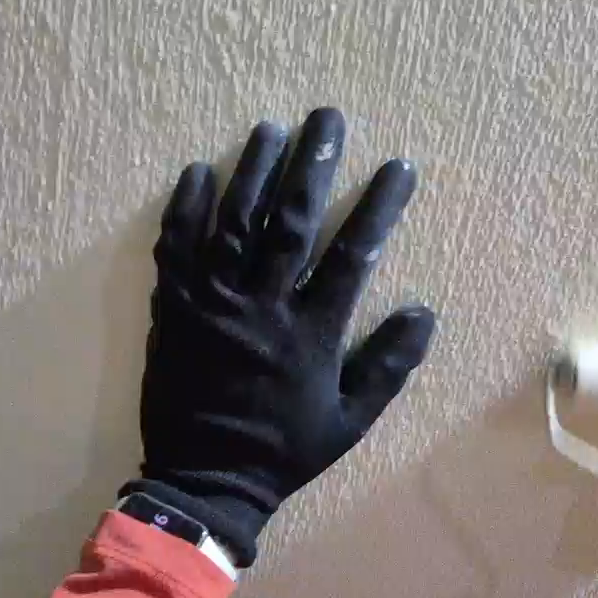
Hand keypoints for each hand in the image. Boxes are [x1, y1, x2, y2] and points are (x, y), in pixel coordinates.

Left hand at [129, 107, 436, 566]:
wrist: (206, 480)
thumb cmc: (285, 451)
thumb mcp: (352, 421)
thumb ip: (389, 366)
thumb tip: (425, 311)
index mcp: (311, 332)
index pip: (353, 254)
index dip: (379, 207)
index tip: (398, 167)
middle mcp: (263, 307)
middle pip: (290, 222)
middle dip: (312, 164)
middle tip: (327, 117)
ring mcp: (212, 304)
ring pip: (233, 223)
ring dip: (252, 171)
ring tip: (271, 128)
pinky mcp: (172, 310)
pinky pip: (175, 250)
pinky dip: (184, 209)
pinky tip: (196, 172)